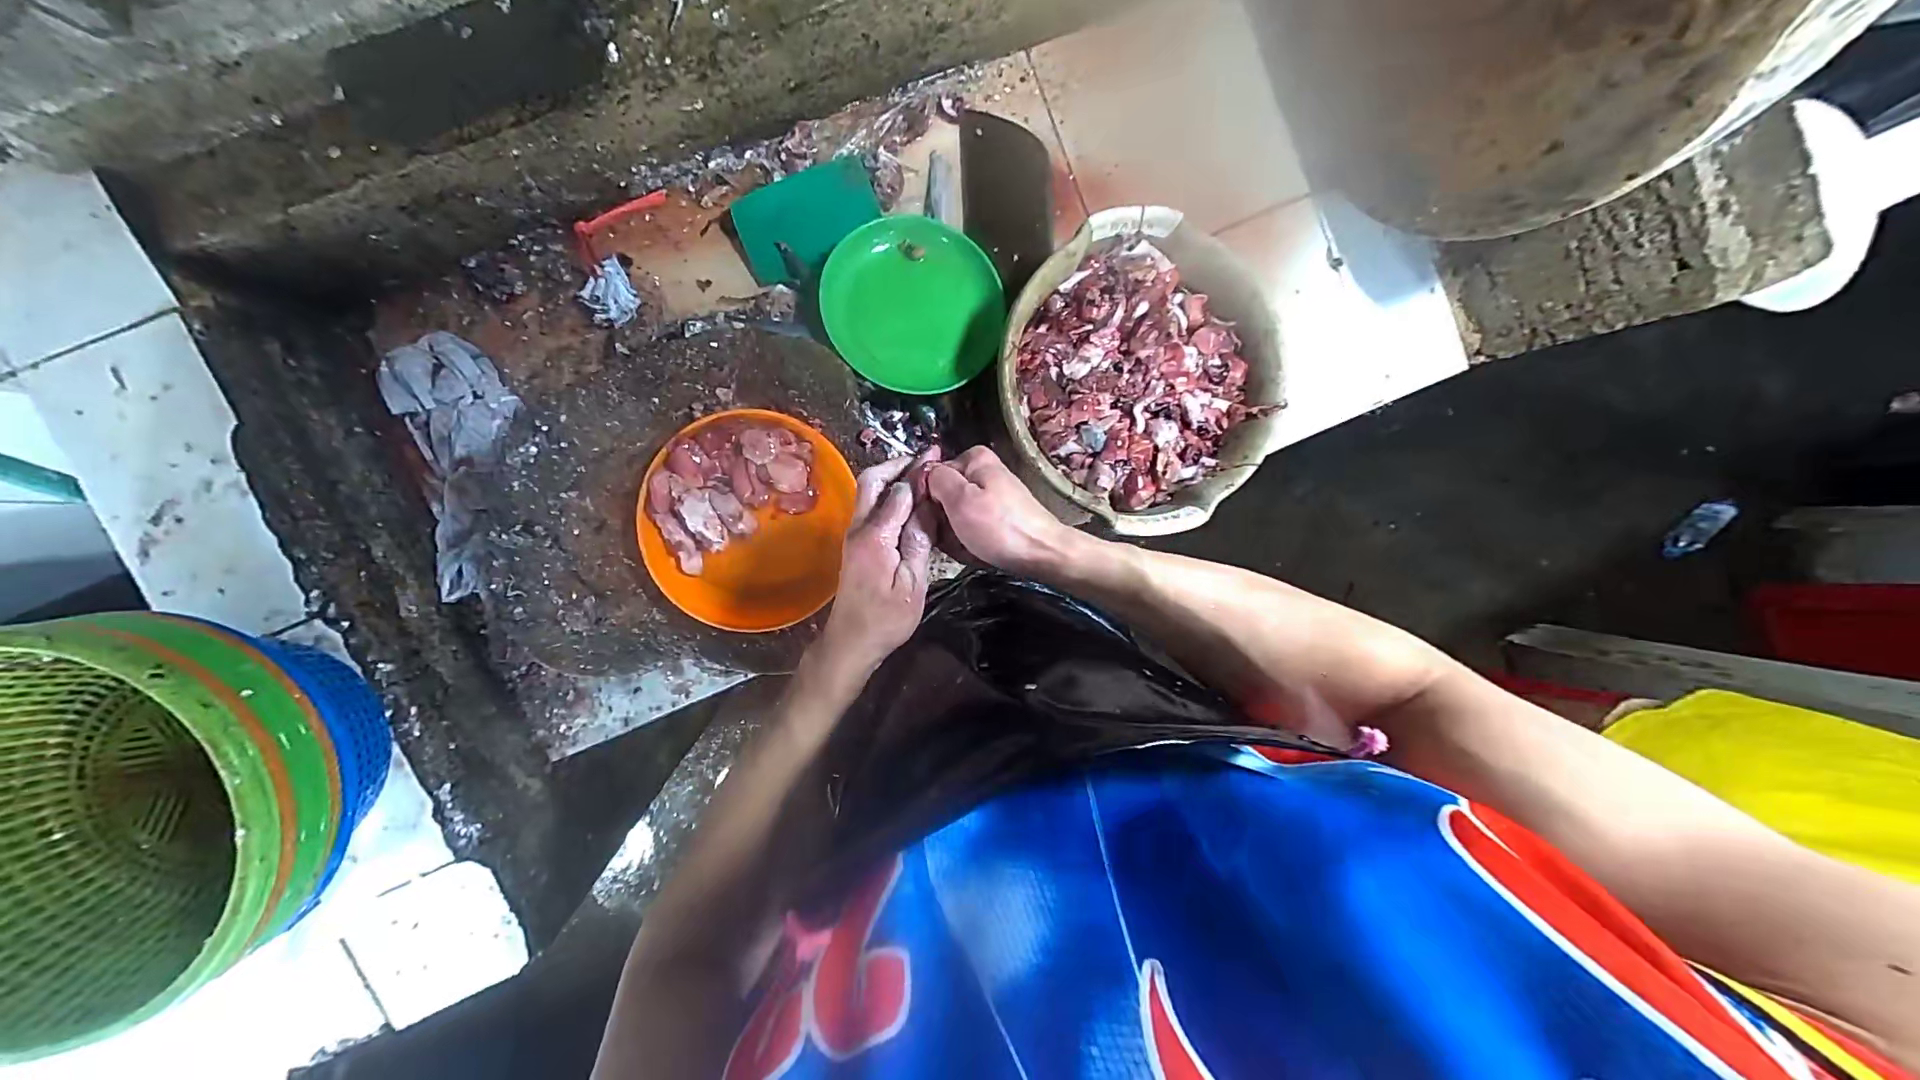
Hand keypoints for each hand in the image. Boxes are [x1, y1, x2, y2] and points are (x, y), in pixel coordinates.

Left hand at [818, 448, 940, 675]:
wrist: (851, 641)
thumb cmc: (886, 619)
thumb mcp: (912, 583)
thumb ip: (919, 541)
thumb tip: (927, 504)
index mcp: (875, 536)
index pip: (899, 492)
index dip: (919, 472)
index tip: (938, 457)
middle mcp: (859, 528)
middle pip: (872, 481)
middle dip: (898, 464)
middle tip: (925, 457)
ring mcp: (854, 535)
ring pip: (867, 491)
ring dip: (891, 476)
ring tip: (921, 472)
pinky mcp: (856, 543)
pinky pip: (870, 506)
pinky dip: (888, 494)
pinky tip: (909, 499)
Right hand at [925, 446, 1082, 577]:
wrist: (1042, 555)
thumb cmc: (1001, 528)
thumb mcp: (960, 499)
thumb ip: (935, 479)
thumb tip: (922, 474)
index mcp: (973, 458)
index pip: (929, 477)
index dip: (926, 501)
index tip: (931, 519)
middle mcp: (981, 473)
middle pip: (941, 497)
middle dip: (941, 521)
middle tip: (952, 537)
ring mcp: (988, 497)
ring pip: (952, 517)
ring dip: (953, 536)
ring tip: (967, 545)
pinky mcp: (994, 518)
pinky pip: (968, 529)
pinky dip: (967, 542)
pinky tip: (976, 550)